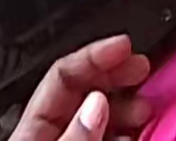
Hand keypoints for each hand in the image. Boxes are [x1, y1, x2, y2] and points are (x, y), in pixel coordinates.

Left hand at [8, 34, 153, 140]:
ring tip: (145, 105)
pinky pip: (107, 139)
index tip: (124, 45)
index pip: (63, 74)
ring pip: (100, 117)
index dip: (94, 54)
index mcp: (31, 129)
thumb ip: (74, 135)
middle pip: (84, 90)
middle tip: (141, 66)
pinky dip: (124, 134)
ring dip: (125, 106)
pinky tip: (136, 134)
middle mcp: (50, 134)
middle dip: (115, 75)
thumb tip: (98, 101)